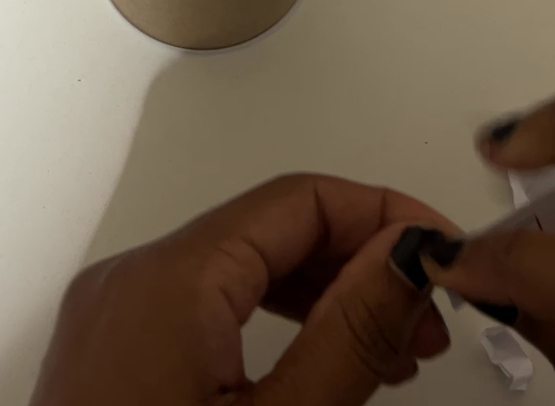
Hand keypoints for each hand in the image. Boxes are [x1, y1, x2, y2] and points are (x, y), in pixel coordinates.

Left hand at [30, 174, 455, 405]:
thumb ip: (349, 334)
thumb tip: (406, 255)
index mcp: (167, 278)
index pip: (298, 199)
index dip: (379, 213)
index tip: (438, 249)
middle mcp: (133, 276)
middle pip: (271, 228)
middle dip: (357, 260)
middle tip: (426, 316)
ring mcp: (118, 310)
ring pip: (244, 266)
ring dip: (323, 292)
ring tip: (392, 345)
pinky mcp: (117, 347)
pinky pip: (211, 304)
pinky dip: (274, 317)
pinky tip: (322, 354)